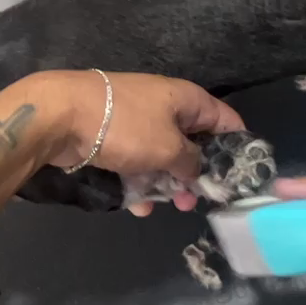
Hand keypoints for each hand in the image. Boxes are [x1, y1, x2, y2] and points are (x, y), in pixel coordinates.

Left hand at [28, 71, 244, 214]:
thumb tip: (197, 169)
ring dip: (166, 181)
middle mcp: (164, 106)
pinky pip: (136, 161)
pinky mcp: (114, 136)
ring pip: (162, 155)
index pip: (225, 119)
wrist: (63, 115)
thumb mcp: (169, 147)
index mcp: (186, 98)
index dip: (237, 146)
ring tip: (167, 205)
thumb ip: (192, 162)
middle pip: (192, 141)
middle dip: (196, 173)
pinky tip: (137, 206)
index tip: (242, 177)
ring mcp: (137, 120)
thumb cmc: (126, 127)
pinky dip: (139, 181)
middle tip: (196, 201)